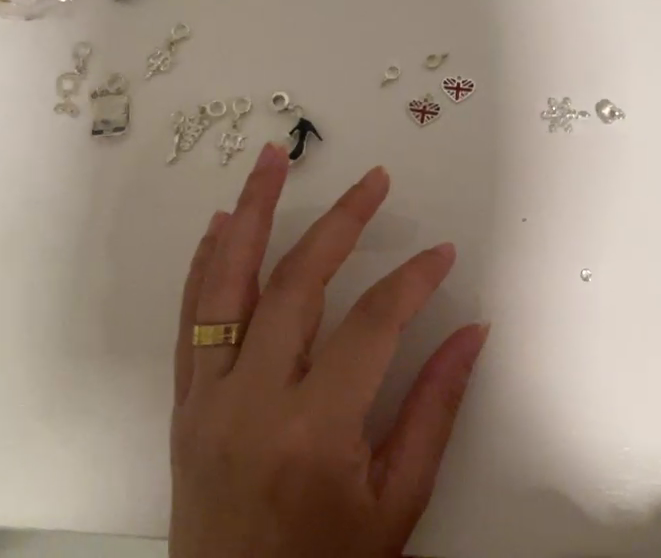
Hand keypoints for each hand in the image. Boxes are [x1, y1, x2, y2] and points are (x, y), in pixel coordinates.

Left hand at [170, 143, 489, 557]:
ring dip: (248, 214)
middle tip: (374, 179)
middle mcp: (252, 404)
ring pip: (225, 287)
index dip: (413, 281)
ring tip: (270, 159)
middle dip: (340, 222)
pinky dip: (206, 264)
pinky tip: (221, 224)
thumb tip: (476, 330)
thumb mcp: (398, 501)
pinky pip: (190, 320)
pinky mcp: (185, 407)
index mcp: (316, 432)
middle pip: (295, 285)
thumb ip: (435, 407)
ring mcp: (208, 401)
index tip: (442, 253)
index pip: (372, 325)